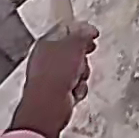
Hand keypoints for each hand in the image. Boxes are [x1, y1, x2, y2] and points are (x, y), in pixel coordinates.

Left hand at [9, 21, 97, 137]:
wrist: (48, 107)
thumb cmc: (55, 75)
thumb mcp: (74, 45)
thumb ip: (83, 34)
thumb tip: (88, 29)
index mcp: (45, 43)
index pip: (66, 30)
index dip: (81, 30)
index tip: (93, 33)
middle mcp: (45, 59)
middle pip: (72, 50)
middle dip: (83, 54)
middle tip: (87, 53)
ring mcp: (51, 77)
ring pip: (76, 68)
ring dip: (82, 72)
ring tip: (78, 77)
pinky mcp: (57, 93)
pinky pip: (75, 84)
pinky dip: (78, 87)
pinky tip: (75, 90)